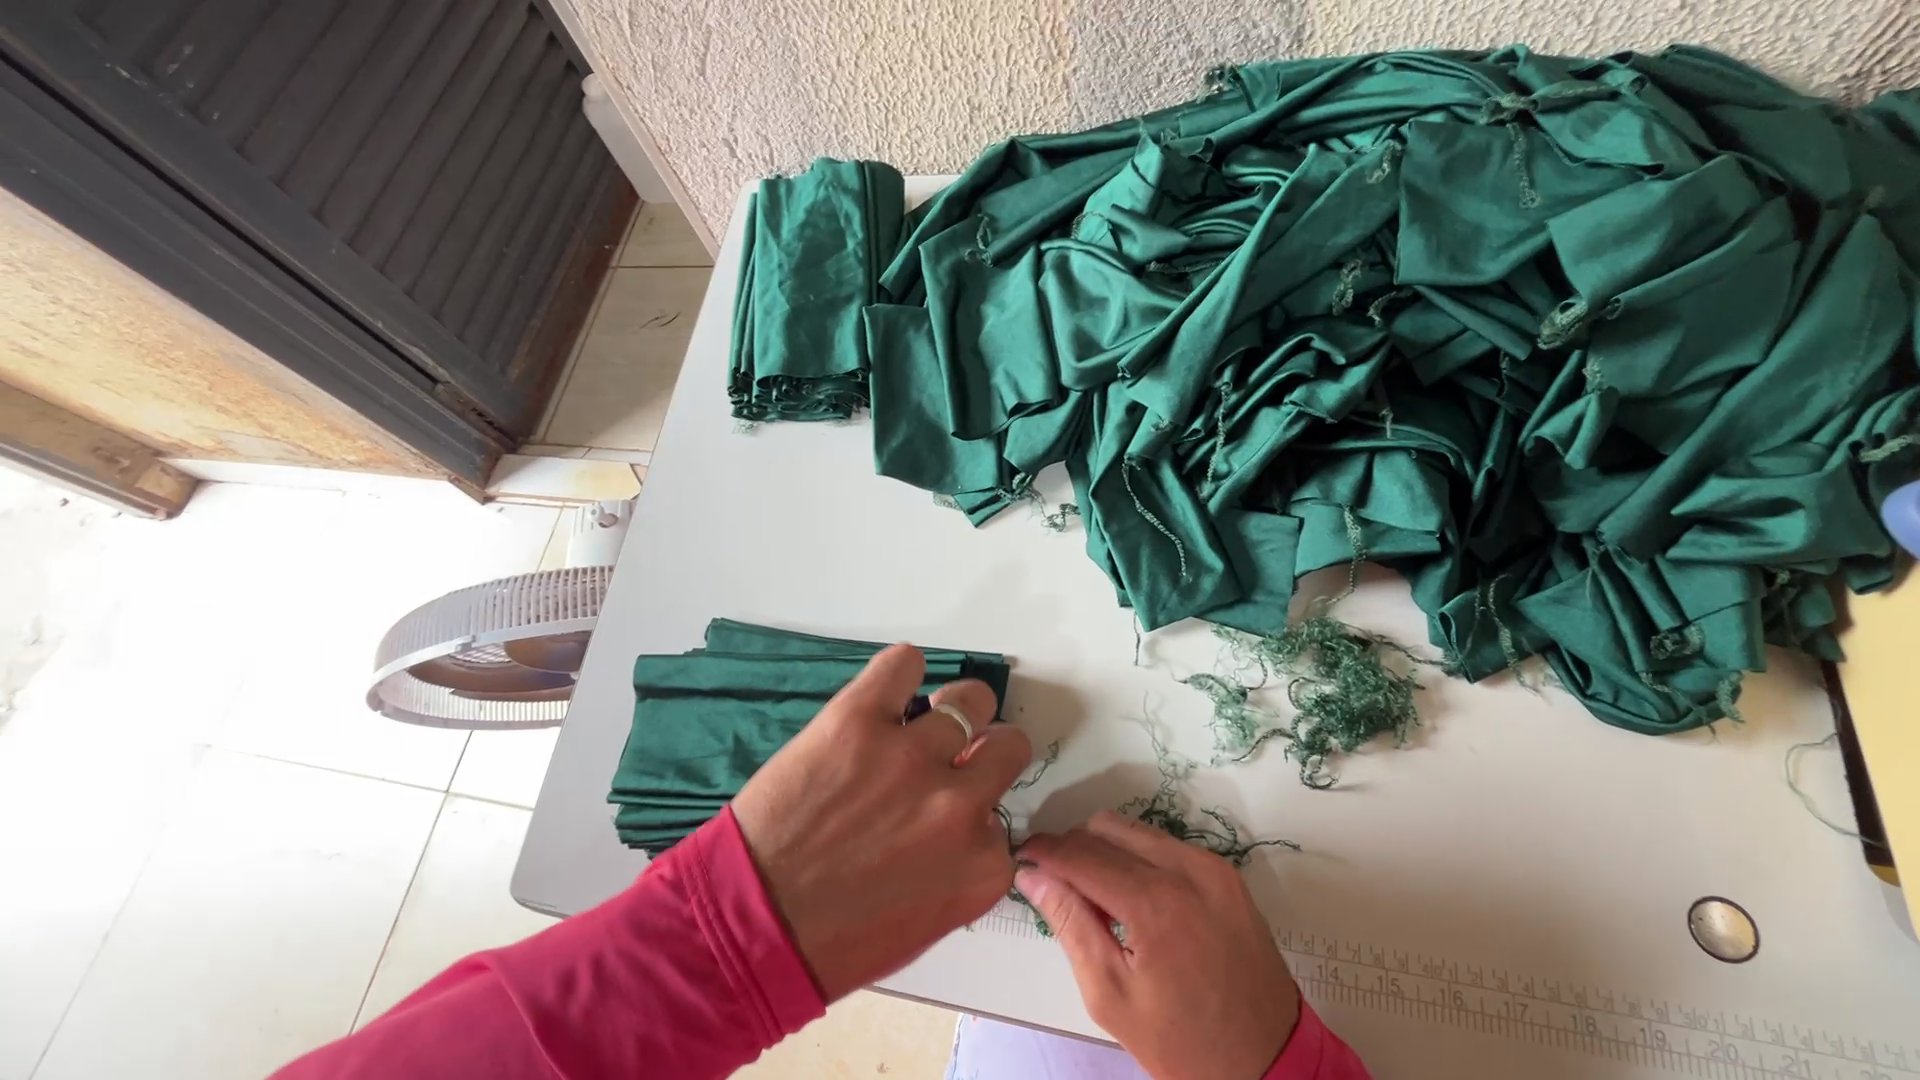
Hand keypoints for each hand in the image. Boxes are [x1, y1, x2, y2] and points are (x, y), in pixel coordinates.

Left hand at [731, 644, 1031, 999]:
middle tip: (951, 758)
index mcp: (980, 865)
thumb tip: (957, 829)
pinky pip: (903, 664)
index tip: (947, 820)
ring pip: (970, 701)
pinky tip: (891, 690)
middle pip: (1008, 747)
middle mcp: (960, 804)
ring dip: (956, 710)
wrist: (749, 925)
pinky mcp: (859, 719)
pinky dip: (903, 671)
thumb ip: (955, 868)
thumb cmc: (832, 942)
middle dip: (986, 752)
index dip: (974, 817)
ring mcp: (911, 756)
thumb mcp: (924, 920)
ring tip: (926, 718)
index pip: (1002, 820)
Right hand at [1016, 811, 1300, 1079]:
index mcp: (1153, 905)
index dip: (1043, 851)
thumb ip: (1070, 925)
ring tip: (1092, 889)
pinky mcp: (1226, 873)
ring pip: (1134, 828)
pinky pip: (1165, 843)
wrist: (1269, 1060)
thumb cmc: (1183, 1043)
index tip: (1021, 857)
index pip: (1080, 854)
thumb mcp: (1111, 997)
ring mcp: (1211, 867)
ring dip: (1103, 846)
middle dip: (1071, 848)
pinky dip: (1137, 855)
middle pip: (1104, 829)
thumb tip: (1033, 876)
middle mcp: (1185, 871)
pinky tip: (1131, 893)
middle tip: (1055, 882)